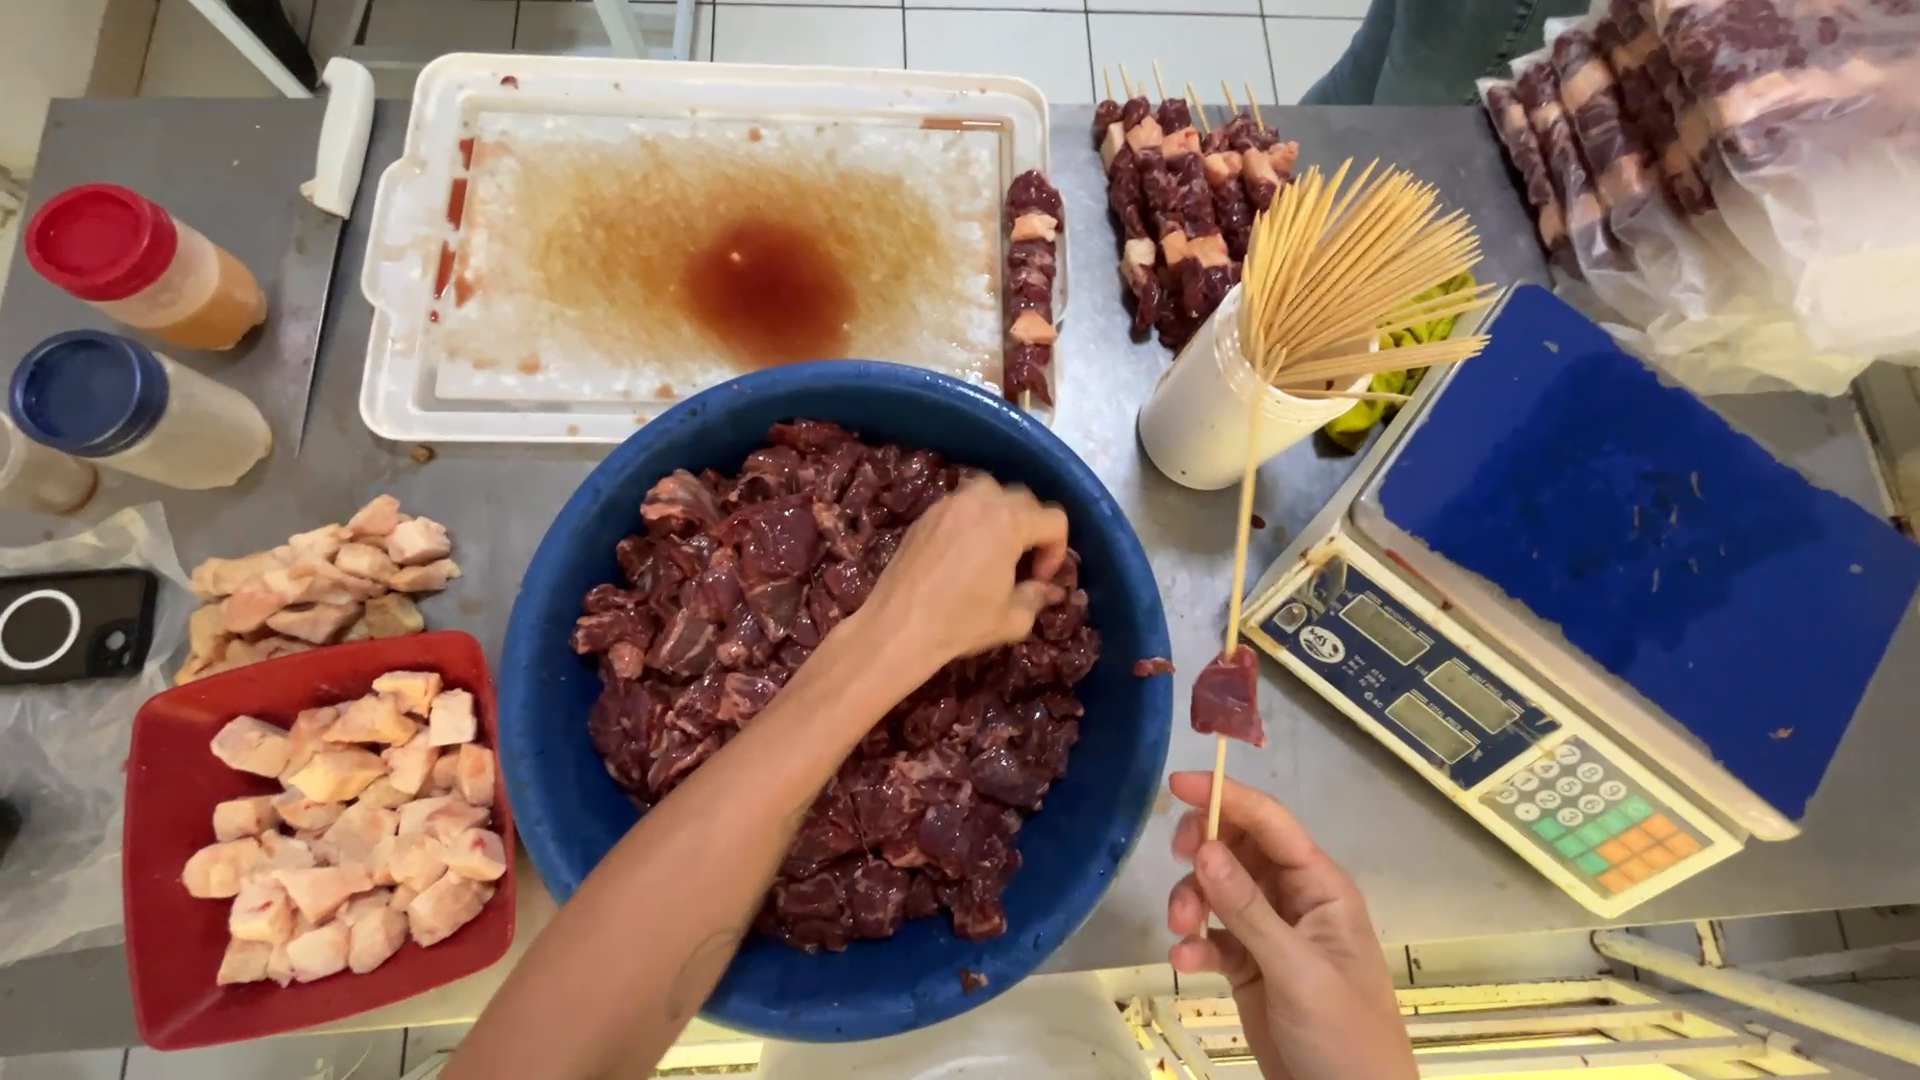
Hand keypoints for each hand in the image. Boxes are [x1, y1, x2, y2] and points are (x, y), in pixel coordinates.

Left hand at [854, 476, 1067, 667]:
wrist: (900, 626)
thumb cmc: (961, 623)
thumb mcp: (1012, 619)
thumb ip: (1036, 597)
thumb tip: (1046, 590)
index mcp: (1009, 522)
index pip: (1054, 519)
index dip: (1057, 550)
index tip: (1041, 578)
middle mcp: (980, 502)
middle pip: (1023, 499)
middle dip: (1032, 528)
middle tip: (1024, 563)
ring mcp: (949, 504)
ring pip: (988, 491)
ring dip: (1001, 512)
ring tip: (996, 545)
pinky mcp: (925, 515)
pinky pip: (959, 504)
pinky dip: (971, 518)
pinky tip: (964, 550)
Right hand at [1166, 772, 1415, 1079]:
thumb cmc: (1346, 1038)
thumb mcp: (1297, 971)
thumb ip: (1248, 909)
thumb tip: (1203, 847)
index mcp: (1319, 886)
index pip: (1269, 822)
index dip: (1225, 796)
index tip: (1176, 784)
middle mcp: (1292, 897)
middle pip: (1235, 848)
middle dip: (1201, 852)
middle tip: (1176, 860)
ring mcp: (1268, 930)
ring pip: (1216, 888)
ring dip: (1192, 901)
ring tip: (1181, 931)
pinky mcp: (1247, 963)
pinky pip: (1212, 934)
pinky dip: (1194, 944)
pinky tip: (1185, 964)